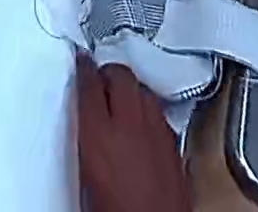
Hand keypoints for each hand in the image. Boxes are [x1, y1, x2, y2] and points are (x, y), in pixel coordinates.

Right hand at [76, 55, 189, 211]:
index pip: (89, 80)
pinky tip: (143, 123)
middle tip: (101, 78)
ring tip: (121, 98)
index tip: (82, 61)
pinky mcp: (176, 149)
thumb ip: (85, 129)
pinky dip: (149, 111)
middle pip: (121, 75)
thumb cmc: (115, 210)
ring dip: (131, 88)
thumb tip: (83, 109)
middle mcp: (129, 125)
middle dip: (110, 72)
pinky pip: (160, 114)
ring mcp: (157, 135)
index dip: (83, 66)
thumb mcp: (85, 167)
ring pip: (144, 90)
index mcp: (98, 130)